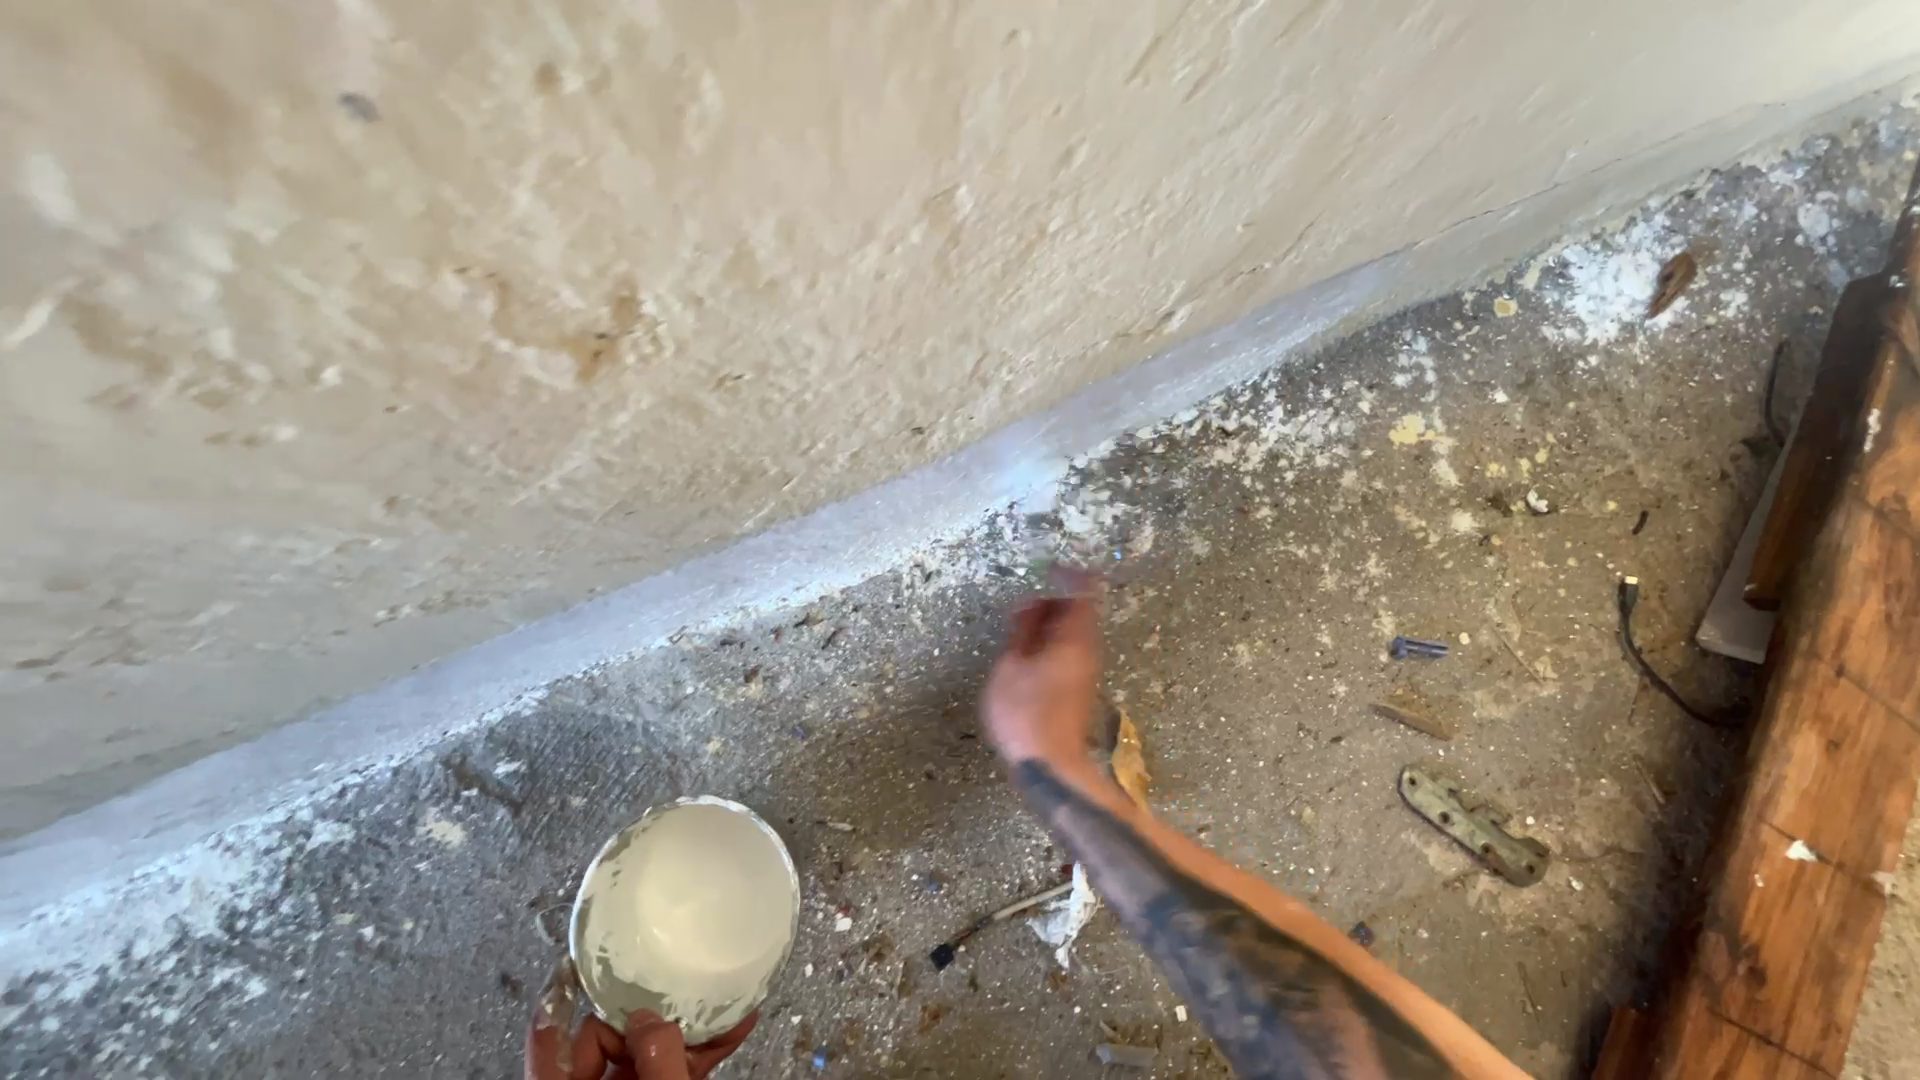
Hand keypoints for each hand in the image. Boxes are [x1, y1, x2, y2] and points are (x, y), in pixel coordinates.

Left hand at [526, 1006, 756, 1079]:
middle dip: (651, 1014)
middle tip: (685, 996)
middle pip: (606, 1039)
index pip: (551, 1043)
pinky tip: (732, 1030)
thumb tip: (652, 1019)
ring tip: (725, 1009)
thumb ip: (656, 1072)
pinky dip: (700, 1052)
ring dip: (687, 1030)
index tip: (576, 960)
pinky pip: (671, 1069)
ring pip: (647, 1052)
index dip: (560, 998)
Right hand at [980, 565, 1103, 770]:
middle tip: (1022, 606)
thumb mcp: (1012, 664)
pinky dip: (1052, 642)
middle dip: (1052, 601)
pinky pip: (1070, 649)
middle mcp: (1089, 649)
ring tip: (1019, 629)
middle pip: (1080, 610)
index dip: (1068, 573)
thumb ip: (1023, 629)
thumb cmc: (1026, 712)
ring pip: (1075, 631)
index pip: (1084, 590)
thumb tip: (1030, 602)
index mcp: (1076, 636)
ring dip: (1050, 623)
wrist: (1050, 764)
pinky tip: (1027, 654)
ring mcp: (1088, 669)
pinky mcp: (1081, 686)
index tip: (1047, 567)